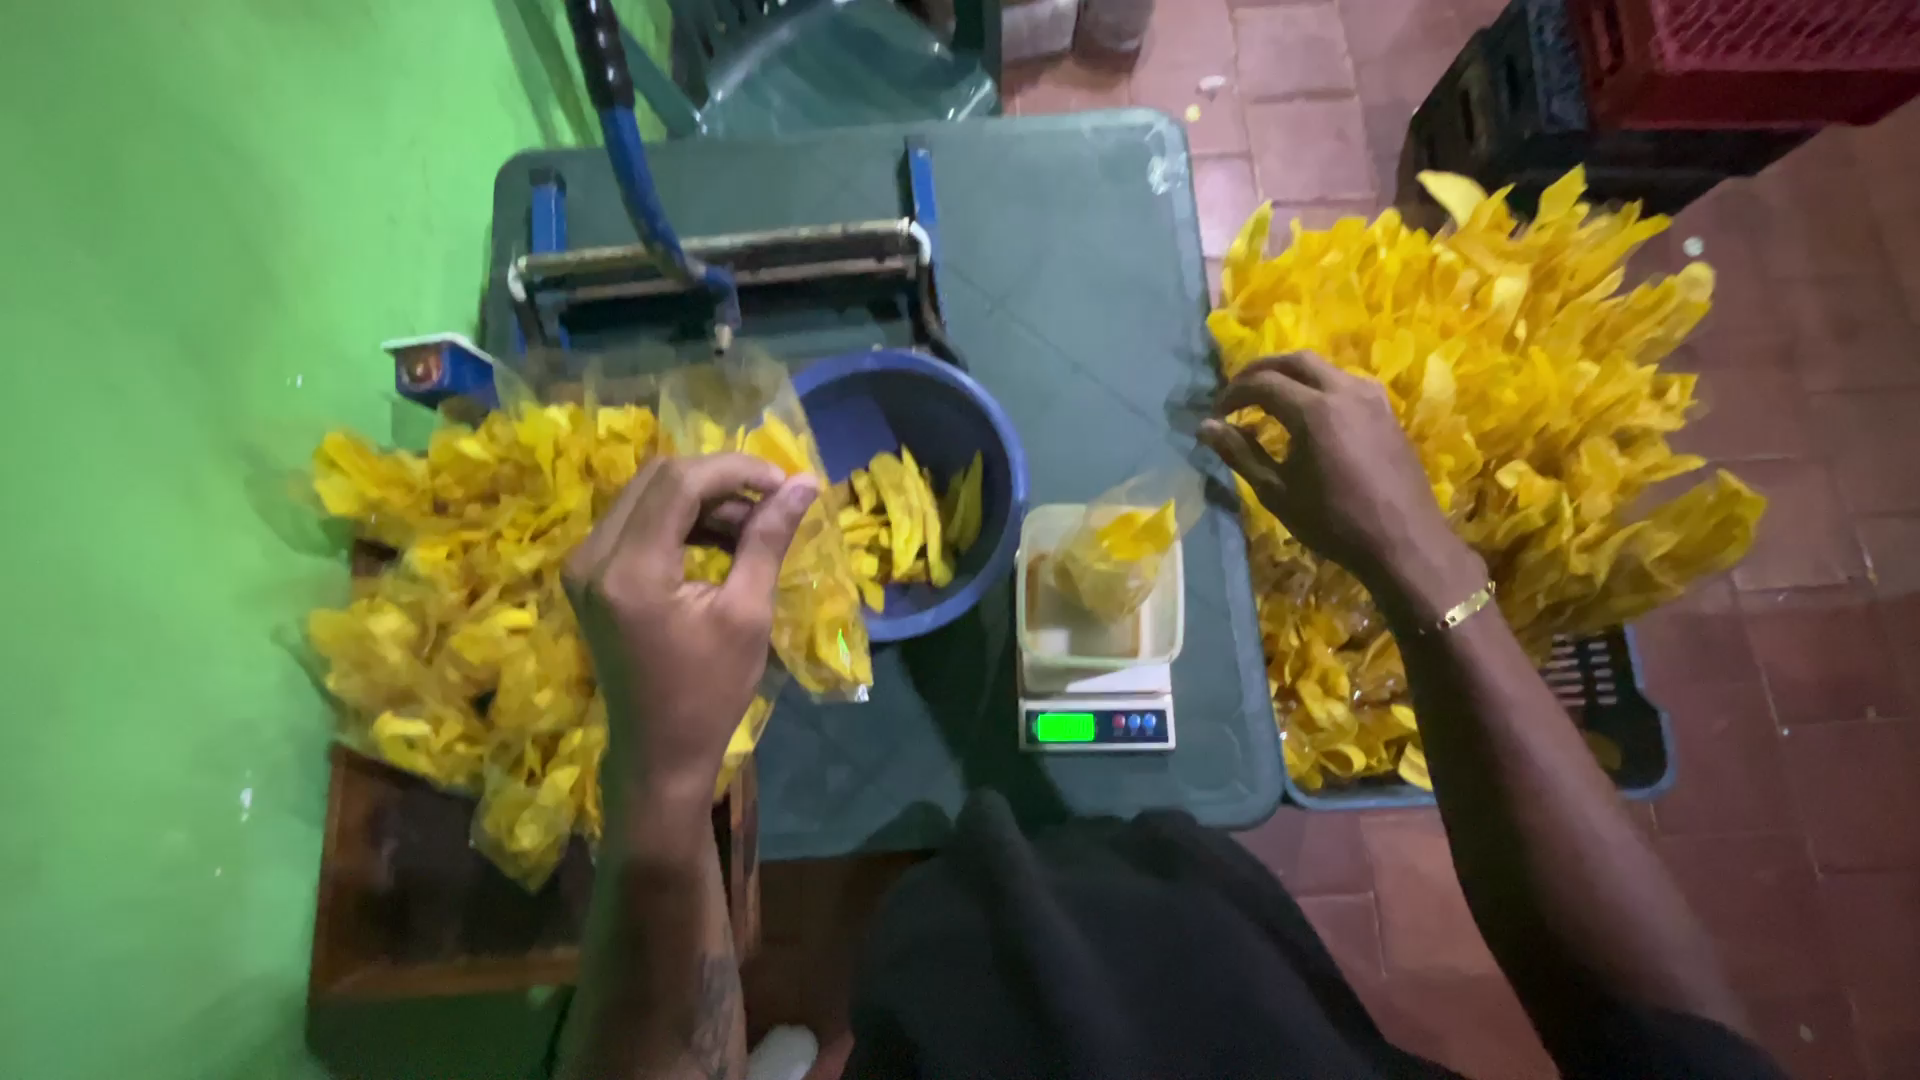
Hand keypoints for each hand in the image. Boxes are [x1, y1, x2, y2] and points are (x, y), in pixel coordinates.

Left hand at [565, 453, 818, 823]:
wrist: (659, 753)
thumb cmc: (710, 692)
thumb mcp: (748, 613)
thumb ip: (769, 539)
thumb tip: (805, 484)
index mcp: (630, 570)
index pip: (679, 482)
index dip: (736, 470)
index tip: (784, 484)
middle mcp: (592, 556)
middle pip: (659, 478)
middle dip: (721, 480)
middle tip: (771, 503)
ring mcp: (584, 566)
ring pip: (648, 495)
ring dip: (704, 500)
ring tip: (754, 528)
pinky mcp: (590, 576)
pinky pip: (638, 522)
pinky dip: (682, 521)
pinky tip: (721, 542)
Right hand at [1199, 352, 1484, 623]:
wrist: (1403, 541)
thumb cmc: (1333, 521)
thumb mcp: (1276, 491)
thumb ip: (1240, 453)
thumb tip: (1205, 426)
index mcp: (1315, 411)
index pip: (1263, 383)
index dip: (1232, 394)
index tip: (1215, 415)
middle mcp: (1345, 391)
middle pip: (1294, 361)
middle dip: (1259, 371)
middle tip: (1235, 393)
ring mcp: (1371, 398)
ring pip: (1322, 368)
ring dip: (1289, 375)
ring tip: (1267, 400)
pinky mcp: (1386, 410)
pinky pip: (1343, 382)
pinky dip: (1315, 386)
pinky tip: (1305, 412)